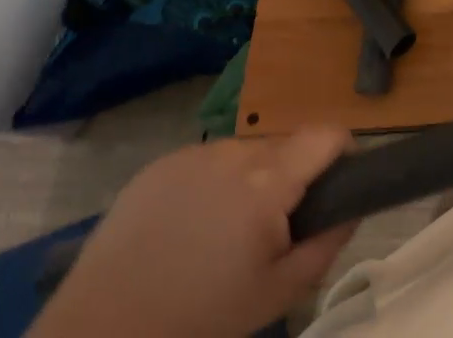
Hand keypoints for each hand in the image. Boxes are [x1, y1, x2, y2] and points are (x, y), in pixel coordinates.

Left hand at [30, 127, 356, 337]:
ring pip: (246, 153)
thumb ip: (329, 243)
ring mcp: (191, 155)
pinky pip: (206, 161)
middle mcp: (233, 154)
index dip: (342, 154)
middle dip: (292, 176)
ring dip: (251, 178)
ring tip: (223, 230)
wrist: (99, 333)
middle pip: (287, 145)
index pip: (328, 134)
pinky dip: (211, 183)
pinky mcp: (156, 166)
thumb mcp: (280, 292)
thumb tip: (353, 208)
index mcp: (269, 181)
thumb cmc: (200, 316)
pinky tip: (188, 226)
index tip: (334, 186)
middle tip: (271, 229)